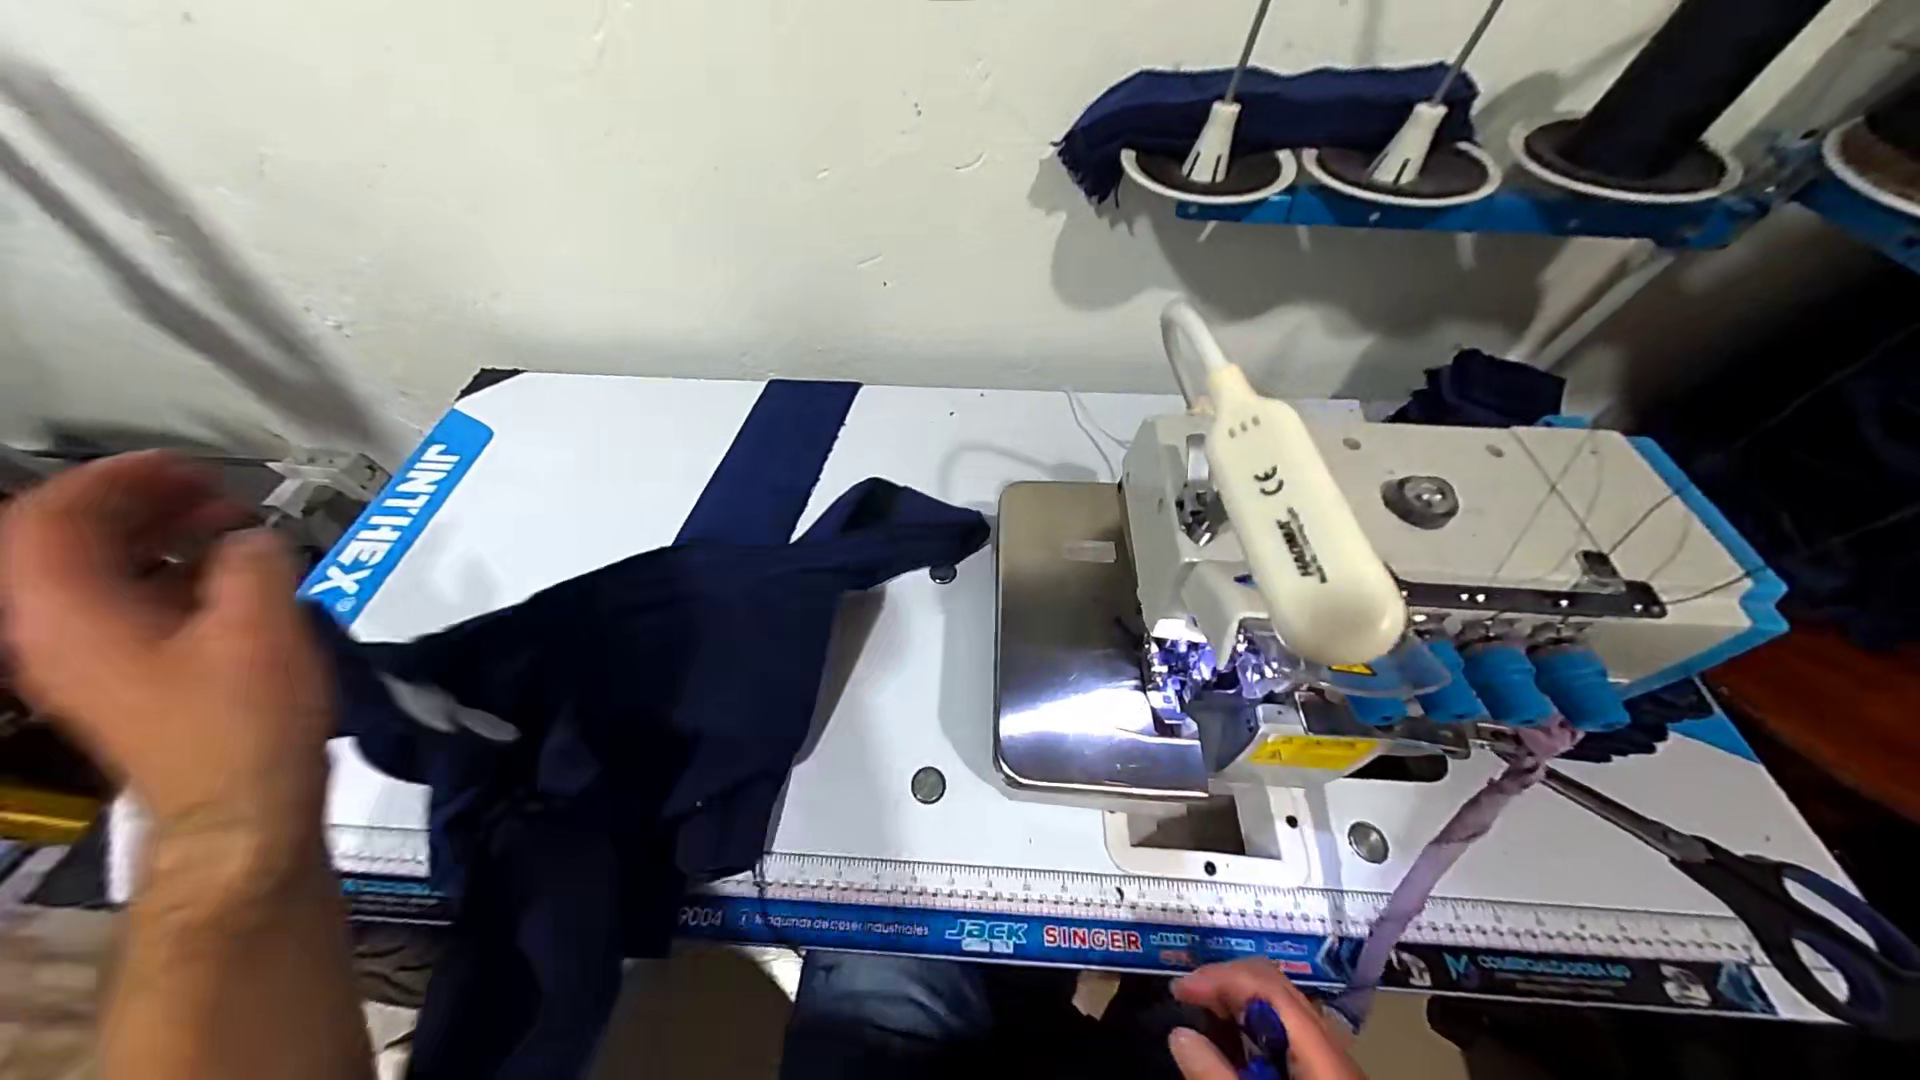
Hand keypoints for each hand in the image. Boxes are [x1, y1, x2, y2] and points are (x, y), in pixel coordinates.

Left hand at [0, 452, 331, 850]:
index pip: (52, 522)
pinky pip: (128, 603)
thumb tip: (250, 538)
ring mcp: (88, 658)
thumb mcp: (261, 626)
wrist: (241, 801)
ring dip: (157, 537)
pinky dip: (170, 573)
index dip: (112, 480)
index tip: (183, 464)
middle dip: (138, 504)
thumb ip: (253, 563)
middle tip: (213, 490)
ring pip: (99, 573)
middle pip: (67, 544)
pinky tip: (227, 574)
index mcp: (70, 615)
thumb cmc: (246, 714)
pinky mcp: (127, 674)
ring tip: (227, 525)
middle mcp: (55, 631)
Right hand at [1168, 959, 1367, 1079]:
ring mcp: (1334, 1070)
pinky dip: (1253, 1034)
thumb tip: (1180, 1035)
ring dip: (1238, 1006)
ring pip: (1281, 1012)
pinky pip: (1287, 1039)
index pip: (1267, 986)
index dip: (1219, 978)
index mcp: (1323, 1056)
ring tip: (1202, 1021)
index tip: (1179, 992)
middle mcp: (1332, 1052)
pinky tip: (1234, 1056)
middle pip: (1276, 988)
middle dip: (1226, 985)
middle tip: (1187, 1001)